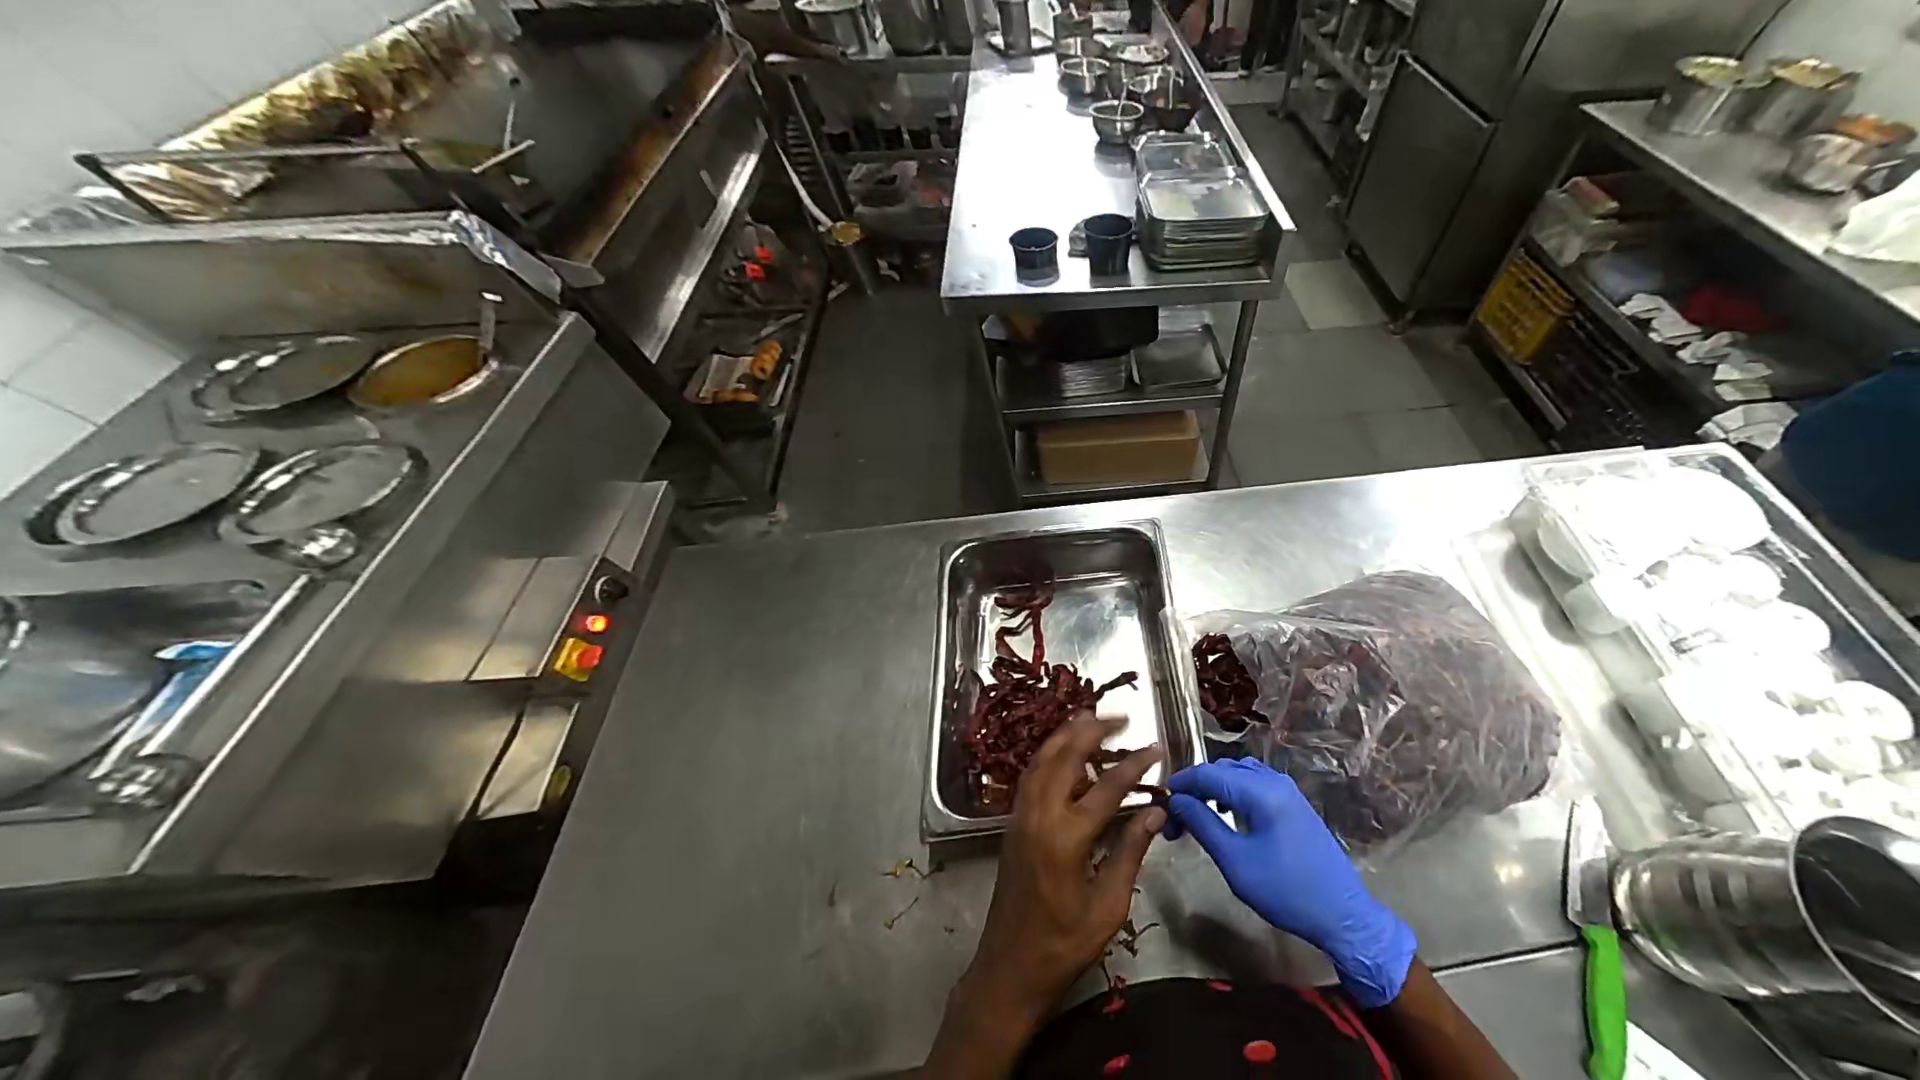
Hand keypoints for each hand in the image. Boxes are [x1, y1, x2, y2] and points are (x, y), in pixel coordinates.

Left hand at [968, 713, 1164, 1017]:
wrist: (1009, 966)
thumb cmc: (1064, 944)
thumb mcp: (1108, 905)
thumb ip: (1130, 852)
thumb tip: (1156, 812)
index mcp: (1066, 837)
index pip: (1107, 787)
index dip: (1134, 763)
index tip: (1156, 747)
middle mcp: (1038, 815)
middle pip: (1064, 757)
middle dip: (1091, 730)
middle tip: (1119, 716)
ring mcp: (1020, 816)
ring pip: (1041, 760)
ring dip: (1065, 735)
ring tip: (1089, 717)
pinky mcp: (1012, 822)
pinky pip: (1030, 775)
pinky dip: (1048, 754)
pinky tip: (1063, 752)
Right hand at [1162, 758, 1415, 1007]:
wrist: (1344, 916)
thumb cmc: (1286, 891)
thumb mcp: (1235, 861)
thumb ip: (1202, 823)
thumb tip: (1175, 801)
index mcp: (1260, 791)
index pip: (1207, 773)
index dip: (1180, 783)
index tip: (1159, 800)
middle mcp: (1274, 781)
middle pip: (1222, 769)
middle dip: (1195, 787)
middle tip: (1176, 816)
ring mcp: (1287, 790)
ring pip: (1238, 773)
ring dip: (1213, 787)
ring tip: (1197, 814)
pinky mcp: (1294, 804)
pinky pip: (1254, 783)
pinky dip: (1232, 792)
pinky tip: (1226, 815)